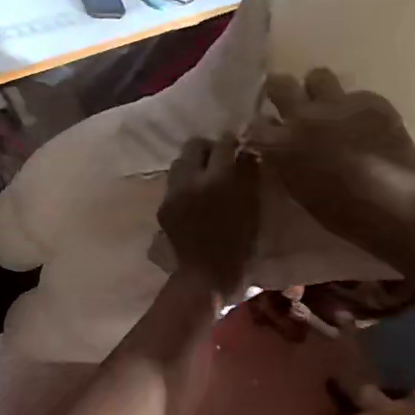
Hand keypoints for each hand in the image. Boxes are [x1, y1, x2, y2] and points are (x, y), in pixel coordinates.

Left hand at [158, 135, 259, 293]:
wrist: (206, 273)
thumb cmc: (238, 243)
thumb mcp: (251, 207)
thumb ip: (248, 175)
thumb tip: (245, 152)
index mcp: (218, 179)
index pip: (223, 144)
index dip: (231, 141)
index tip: (236, 143)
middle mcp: (191, 180)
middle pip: (194, 145)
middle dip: (207, 148)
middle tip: (218, 159)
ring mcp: (173, 192)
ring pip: (180, 163)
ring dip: (192, 165)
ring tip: (203, 177)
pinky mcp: (163, 206)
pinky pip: (173, 184)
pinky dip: (184, 185)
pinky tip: (193, 197)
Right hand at [249, 69, 414, 243]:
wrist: (390, 204)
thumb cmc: (339, 210)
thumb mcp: (299, 189)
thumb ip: (285, 162)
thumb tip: (279, 148)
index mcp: (280, 145)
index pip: (254, 124)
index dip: (260, 126)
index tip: (268, 130)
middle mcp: (303, 116)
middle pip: (279, 84)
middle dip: (280, 89)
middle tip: (289, 98)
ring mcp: (338, 104)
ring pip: (318, 76)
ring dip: (318, 89)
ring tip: (329, 105)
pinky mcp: (371, 101)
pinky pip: (357, 95)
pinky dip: (358, 108)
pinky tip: (369, 125)